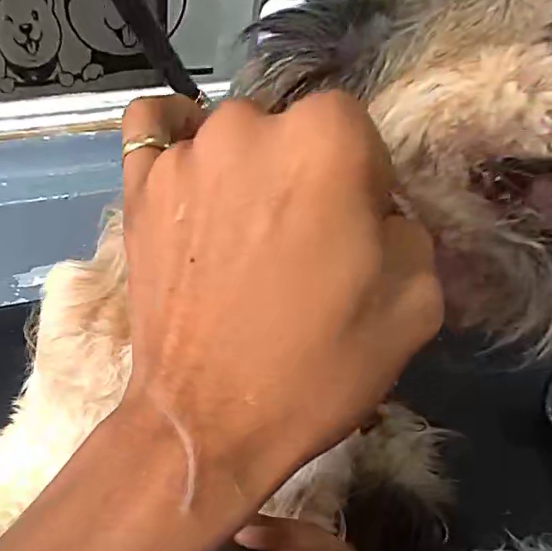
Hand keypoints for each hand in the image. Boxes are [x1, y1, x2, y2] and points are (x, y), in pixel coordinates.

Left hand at [119, 93, 441, 506]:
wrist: (210, 425)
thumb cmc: (315, 371)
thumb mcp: (414, 306)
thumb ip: (410, 232)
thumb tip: (377, 217)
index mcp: (328, 141)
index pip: (360, 136)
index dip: (363, 188)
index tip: (353, 240)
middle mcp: (251, 125)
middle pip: (294, 134)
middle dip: (307, 181)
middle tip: (298, 250)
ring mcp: (184, 155)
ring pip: (232, 140)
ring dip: (246, 177)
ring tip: (241, 243)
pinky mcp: (137, 190)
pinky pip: (154, 133)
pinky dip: (175, 146)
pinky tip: (190, 181)